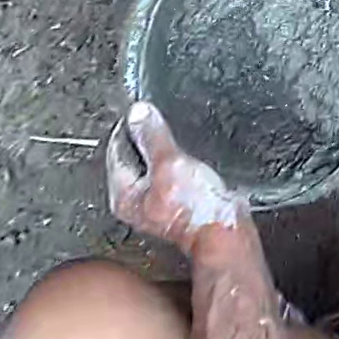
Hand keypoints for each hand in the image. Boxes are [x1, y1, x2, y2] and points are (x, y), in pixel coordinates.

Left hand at [107, 101, 247, 253]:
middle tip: (151, 117)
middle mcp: (136, 201)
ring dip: (160, 149)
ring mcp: (155, 202)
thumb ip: (152, 136)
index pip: (117, 152)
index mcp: (124, 195)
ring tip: (167, 133)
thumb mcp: (169, 162)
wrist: (221, 227)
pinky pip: (168, 172)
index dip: (128, 128)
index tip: (139, 111)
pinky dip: (173, 160)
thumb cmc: (192, 207)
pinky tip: (184, 155)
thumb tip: (138, 114)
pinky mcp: (175, 201)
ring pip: (151, 166)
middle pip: (132, 159)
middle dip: (142, 138)